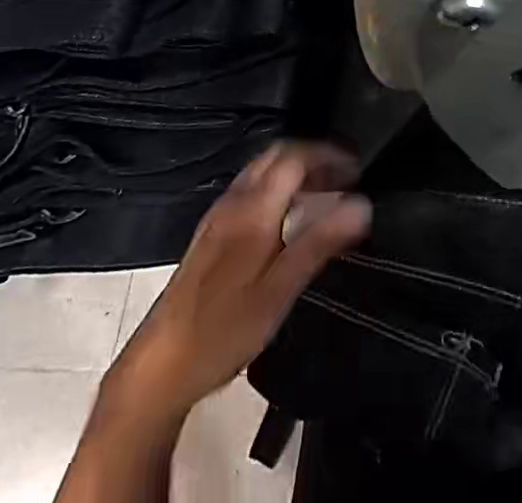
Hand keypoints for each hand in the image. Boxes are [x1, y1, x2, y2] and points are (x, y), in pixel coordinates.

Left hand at [111, 142, 371, 406]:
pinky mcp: (210, 235)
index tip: (357, 169)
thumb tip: (361, 206)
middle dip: (313, 158)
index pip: (294, 157)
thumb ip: (320, 242)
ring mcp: (217, 218)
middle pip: (275, 156)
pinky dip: (278, 189)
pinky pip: (250, 191)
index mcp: (252, 211)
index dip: (329, 155)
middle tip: (344, 178)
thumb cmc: (223, 331)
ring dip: (295, 172)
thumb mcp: (280, 290)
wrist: (159, 366)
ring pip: (261, 172)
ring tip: (325, 195)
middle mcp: (232, 204)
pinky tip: (292, 219)